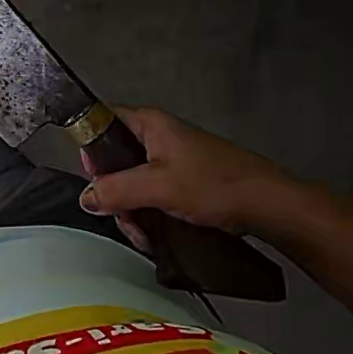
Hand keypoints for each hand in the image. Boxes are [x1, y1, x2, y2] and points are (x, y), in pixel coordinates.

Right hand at [77, 107, 331, 240]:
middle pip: (114, 159)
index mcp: (149, 123)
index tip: (95, 176)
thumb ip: (116, 190)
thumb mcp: (157, 186)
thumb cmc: (216, 184)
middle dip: (113, 191)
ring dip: (131, 209)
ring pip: (131, 181)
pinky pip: (150, 194)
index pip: (103, 120)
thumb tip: (87, 198)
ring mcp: (170, 160)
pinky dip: (148, 214)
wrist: (266, 205)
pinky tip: (154, 233)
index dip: (92, 146)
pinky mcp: (181, 182)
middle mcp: (157, 137)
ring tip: (143, 231)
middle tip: (123, 213)